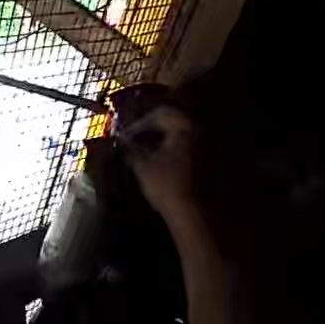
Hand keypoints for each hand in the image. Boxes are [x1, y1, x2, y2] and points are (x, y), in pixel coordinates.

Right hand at [122, 105, 198, 224]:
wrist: (187, 210)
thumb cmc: (164, 184)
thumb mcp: (142, 165)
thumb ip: (130, 149)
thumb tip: (120, 141)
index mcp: (185, 128)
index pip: (161, 113)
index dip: (140, 122)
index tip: (125, 134)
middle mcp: (198, 132)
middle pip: (172, 121)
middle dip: (150, 128)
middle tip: (132, 139)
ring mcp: (205, 146)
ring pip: (179, 133)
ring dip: (159, 138)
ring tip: (141, 150)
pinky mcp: (205, 159)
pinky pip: (185, 145)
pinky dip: (169, 147)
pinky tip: (156, 159)